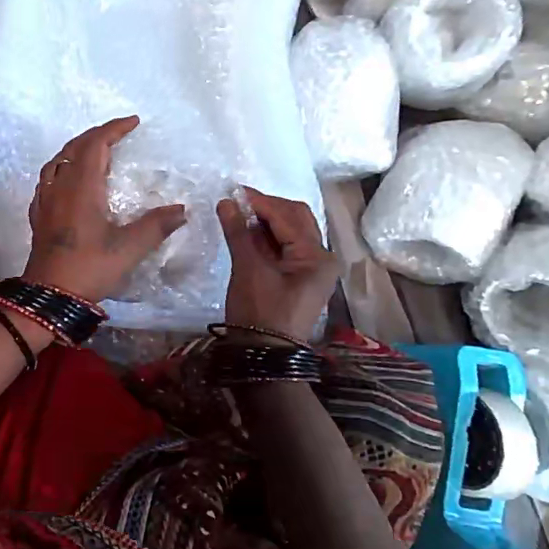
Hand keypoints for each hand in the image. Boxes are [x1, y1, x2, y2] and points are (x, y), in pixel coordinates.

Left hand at [23, 116, 186, 300]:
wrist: (49, 296)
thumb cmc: (88, 268)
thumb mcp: (129, 249)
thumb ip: (156, 226)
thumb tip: (181, 210)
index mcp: (81, 188)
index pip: (95, 145)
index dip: (113, 129)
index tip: (133, 122)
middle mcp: (60, 188)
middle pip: (74, 149)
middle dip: (95, 135)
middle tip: (117, 133)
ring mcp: (45, 202)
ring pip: (57, 163)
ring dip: (76, 151)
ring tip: (94, 152)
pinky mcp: (39, 217)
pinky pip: (48, 181)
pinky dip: (62, 170)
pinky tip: (70, 183)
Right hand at [216, 187, 339, 340]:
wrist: (264, 356)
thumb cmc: (259, 313)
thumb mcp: (248, 270)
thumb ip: (238, 232)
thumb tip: (226, 201)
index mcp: (316, 255)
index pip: (288, 216)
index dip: (260, 201)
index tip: (232, 192)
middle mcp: (321, 258)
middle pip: (295, 219)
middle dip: (267, 208)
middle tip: (237, 202)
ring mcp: (312, 269)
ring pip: (291, 233)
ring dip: (266, 222)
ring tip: (238, 215)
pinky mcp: (300, 279)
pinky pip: (286, 248)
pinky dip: (267, 238)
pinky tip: (247, 234)